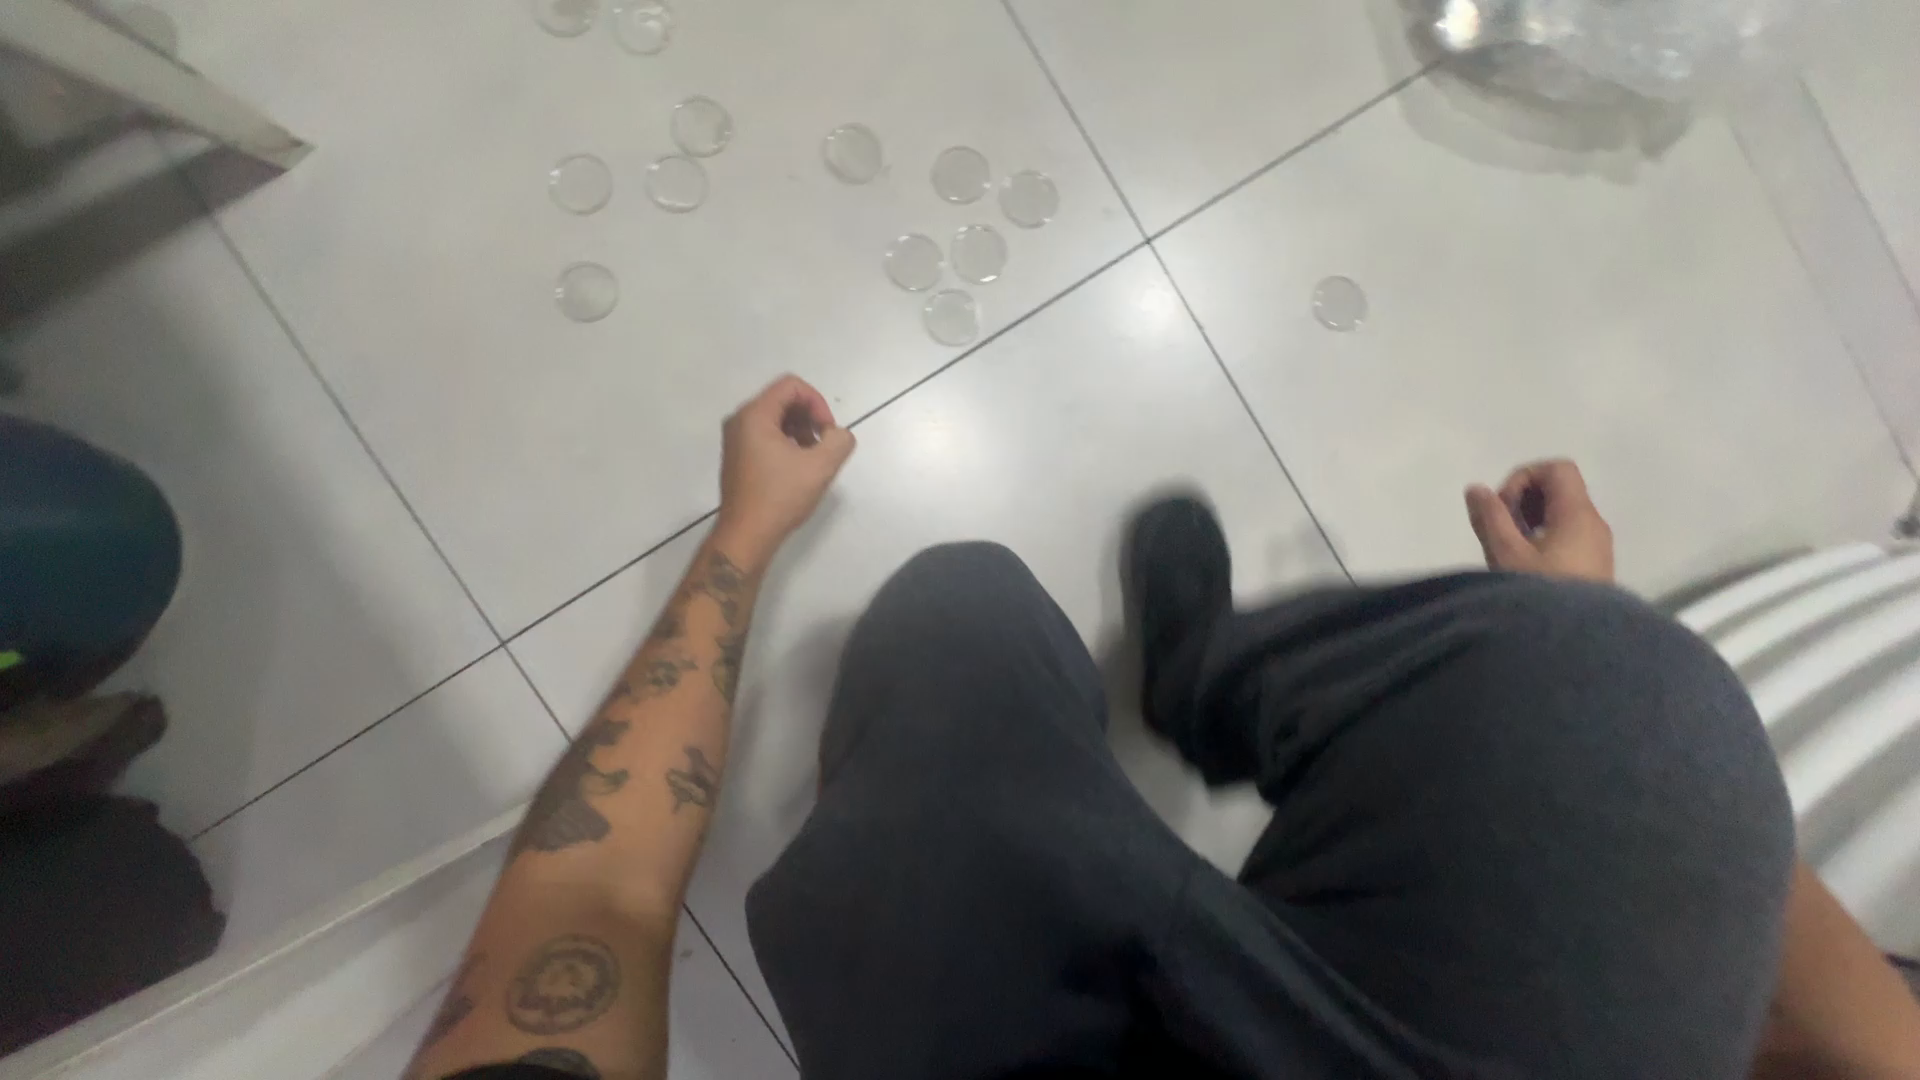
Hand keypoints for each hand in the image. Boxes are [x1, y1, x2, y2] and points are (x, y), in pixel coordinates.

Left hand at [713, 375, 855, 568]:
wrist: (747, 535)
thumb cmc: (780, 497)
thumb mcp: (820, 467)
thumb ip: (839, 441)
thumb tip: (838, 435)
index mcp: (754, 415)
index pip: (792, 386)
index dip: (818, 403)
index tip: (828, 432)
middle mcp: (740, 420)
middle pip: (783, 400)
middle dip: (810, 417)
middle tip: (824, 446)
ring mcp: (736, 439)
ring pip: (776, 419)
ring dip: (801, 432)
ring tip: (814, 459)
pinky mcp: (739, 457)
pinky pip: (767, 436)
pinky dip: (788, 443)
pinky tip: (799, 469)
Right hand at [1464, 459, 1614, 582]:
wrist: (1579, 638)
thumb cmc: (1540, 590)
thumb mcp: (1505, 553)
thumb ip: (1489, 516)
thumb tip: (1476, 488)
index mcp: (1577, 513)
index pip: (1556, 469)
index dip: (1523, 477)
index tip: (1502, 505)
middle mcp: (1593, 521)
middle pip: (1559, 487)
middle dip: (1522, 498)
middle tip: (1500, 526)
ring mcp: (1596, 542)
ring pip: (1561, 510)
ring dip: (1529, 517)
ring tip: (1508, 545)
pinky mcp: (1592, 560)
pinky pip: (1566, 530)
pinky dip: (1541, 534)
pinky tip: (1523, 560)